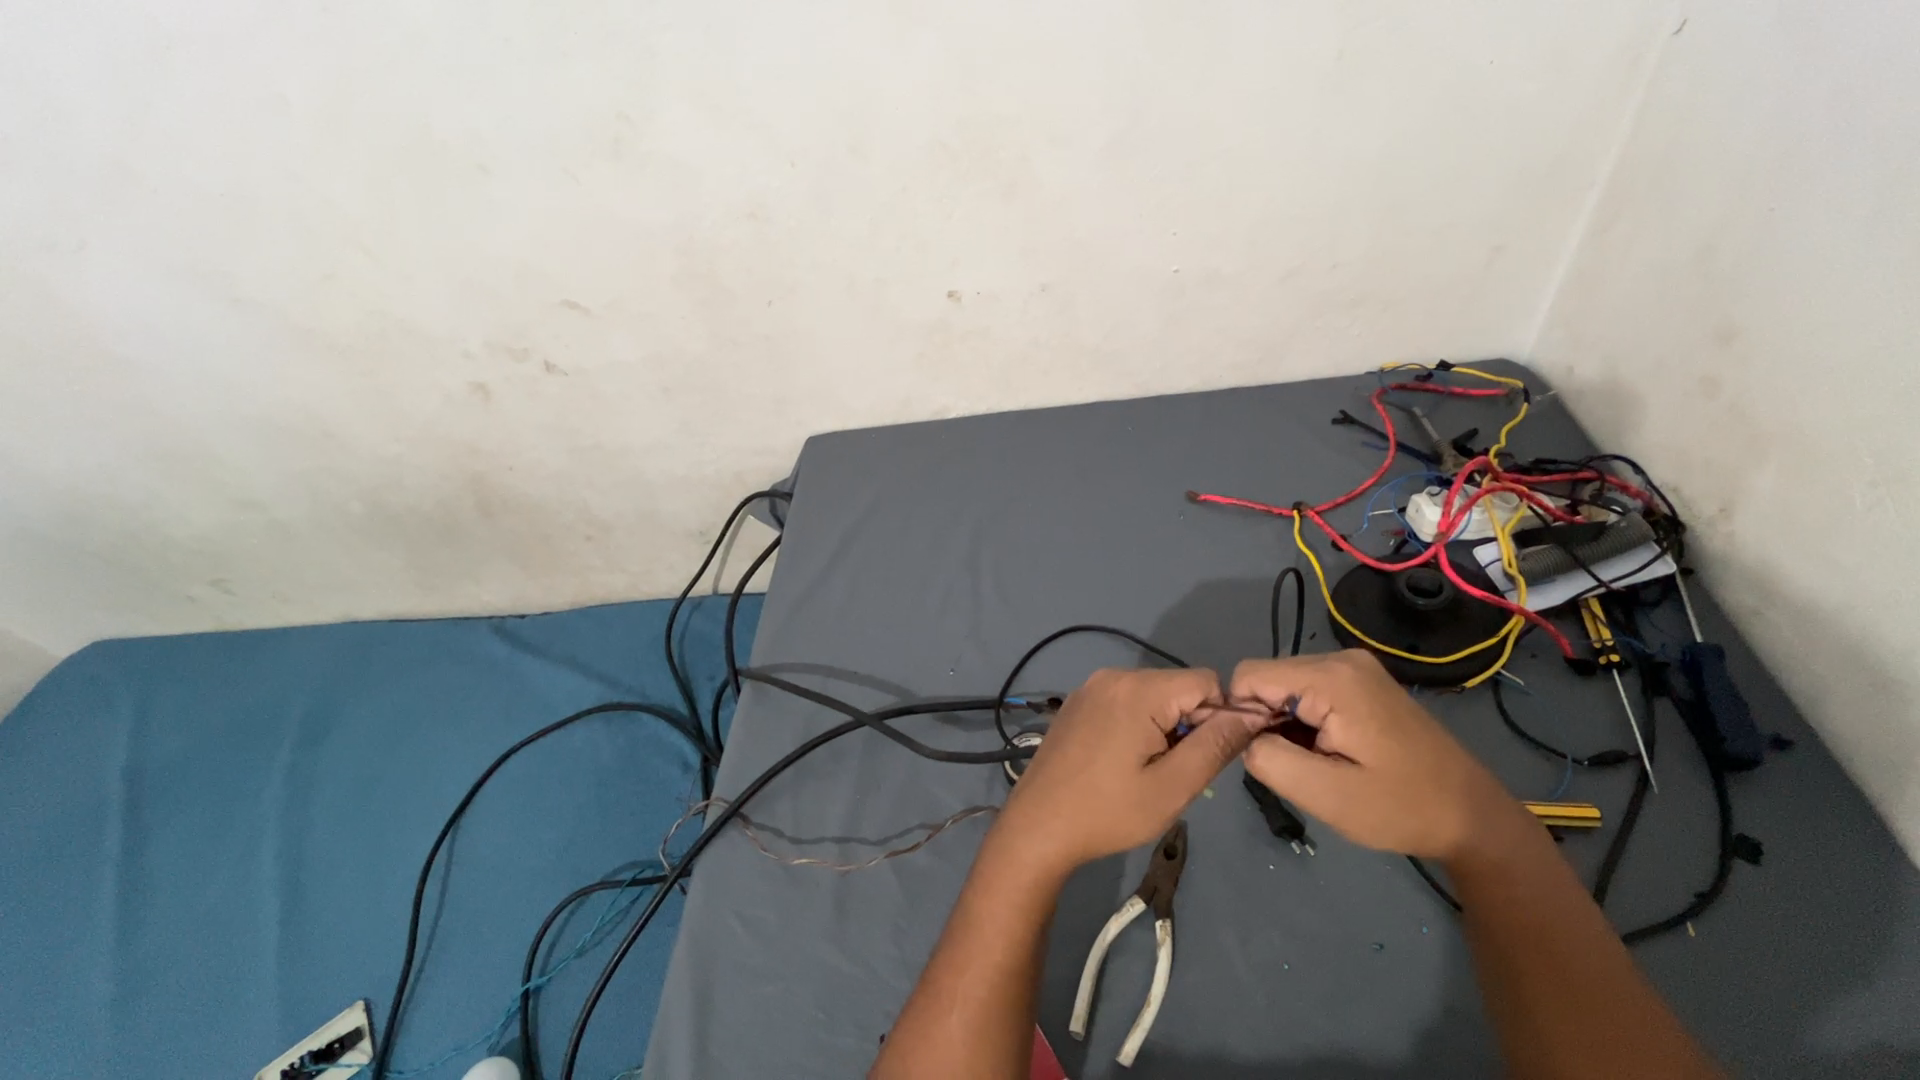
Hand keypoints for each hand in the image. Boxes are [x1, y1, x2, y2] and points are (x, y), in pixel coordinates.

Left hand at [996, 668, 1266, 871]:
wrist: (1037, 827)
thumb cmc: (1108, 812)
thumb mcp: (1173, 787)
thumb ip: (1215, 745)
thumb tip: (1253, 714)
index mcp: (1139, 690)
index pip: (1207, 681)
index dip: (1220, 717)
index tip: (1206, 757)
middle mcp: (1114, 676)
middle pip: (1178, 686)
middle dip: (1190, 723)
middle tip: (1174, 772)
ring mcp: (1091, 687)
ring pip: (1154, 695)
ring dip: (1164, 726)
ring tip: (1147, 770)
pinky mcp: (1078, 703)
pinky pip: (1126, 701)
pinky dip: (1138, 725)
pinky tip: (1123, 762)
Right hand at [1234, 651, 1530, 861]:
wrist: (1472, 817)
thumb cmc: (1400, 807)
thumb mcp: (1326, 794)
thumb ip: (1268, 758)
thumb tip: (1242, 736)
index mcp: (1332, 677)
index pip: (1248, 676)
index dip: (1244, 717)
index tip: (1270, 756)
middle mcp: (1342, 659)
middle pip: (1267, 679)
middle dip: (1267, 722)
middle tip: (1300, 768)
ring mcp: (1356, 668)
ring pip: (1285, 687)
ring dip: (1287, 726)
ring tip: (1319, 763)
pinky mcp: (1363, 683)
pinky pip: (1309, 693)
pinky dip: (1306, 723)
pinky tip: (1331, 753)